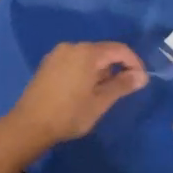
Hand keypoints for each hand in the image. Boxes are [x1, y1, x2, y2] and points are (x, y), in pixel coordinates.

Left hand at [0, 42, 147, 148]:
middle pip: (102, 51)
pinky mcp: (47, 64)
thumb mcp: (100, 102)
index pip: (119, 49)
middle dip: (116, 67)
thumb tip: (142, 76)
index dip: (134, 63)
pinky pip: (73, 61)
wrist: (29, 125)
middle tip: (122, 90)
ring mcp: (56, 54)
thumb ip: (122, 85)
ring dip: (100, 70)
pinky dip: (84, 71)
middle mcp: (71, 47)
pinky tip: (83, 90)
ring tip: (102, 93)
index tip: (140, 81)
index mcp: (86, 53)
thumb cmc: (69, 114)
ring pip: (87, 57)